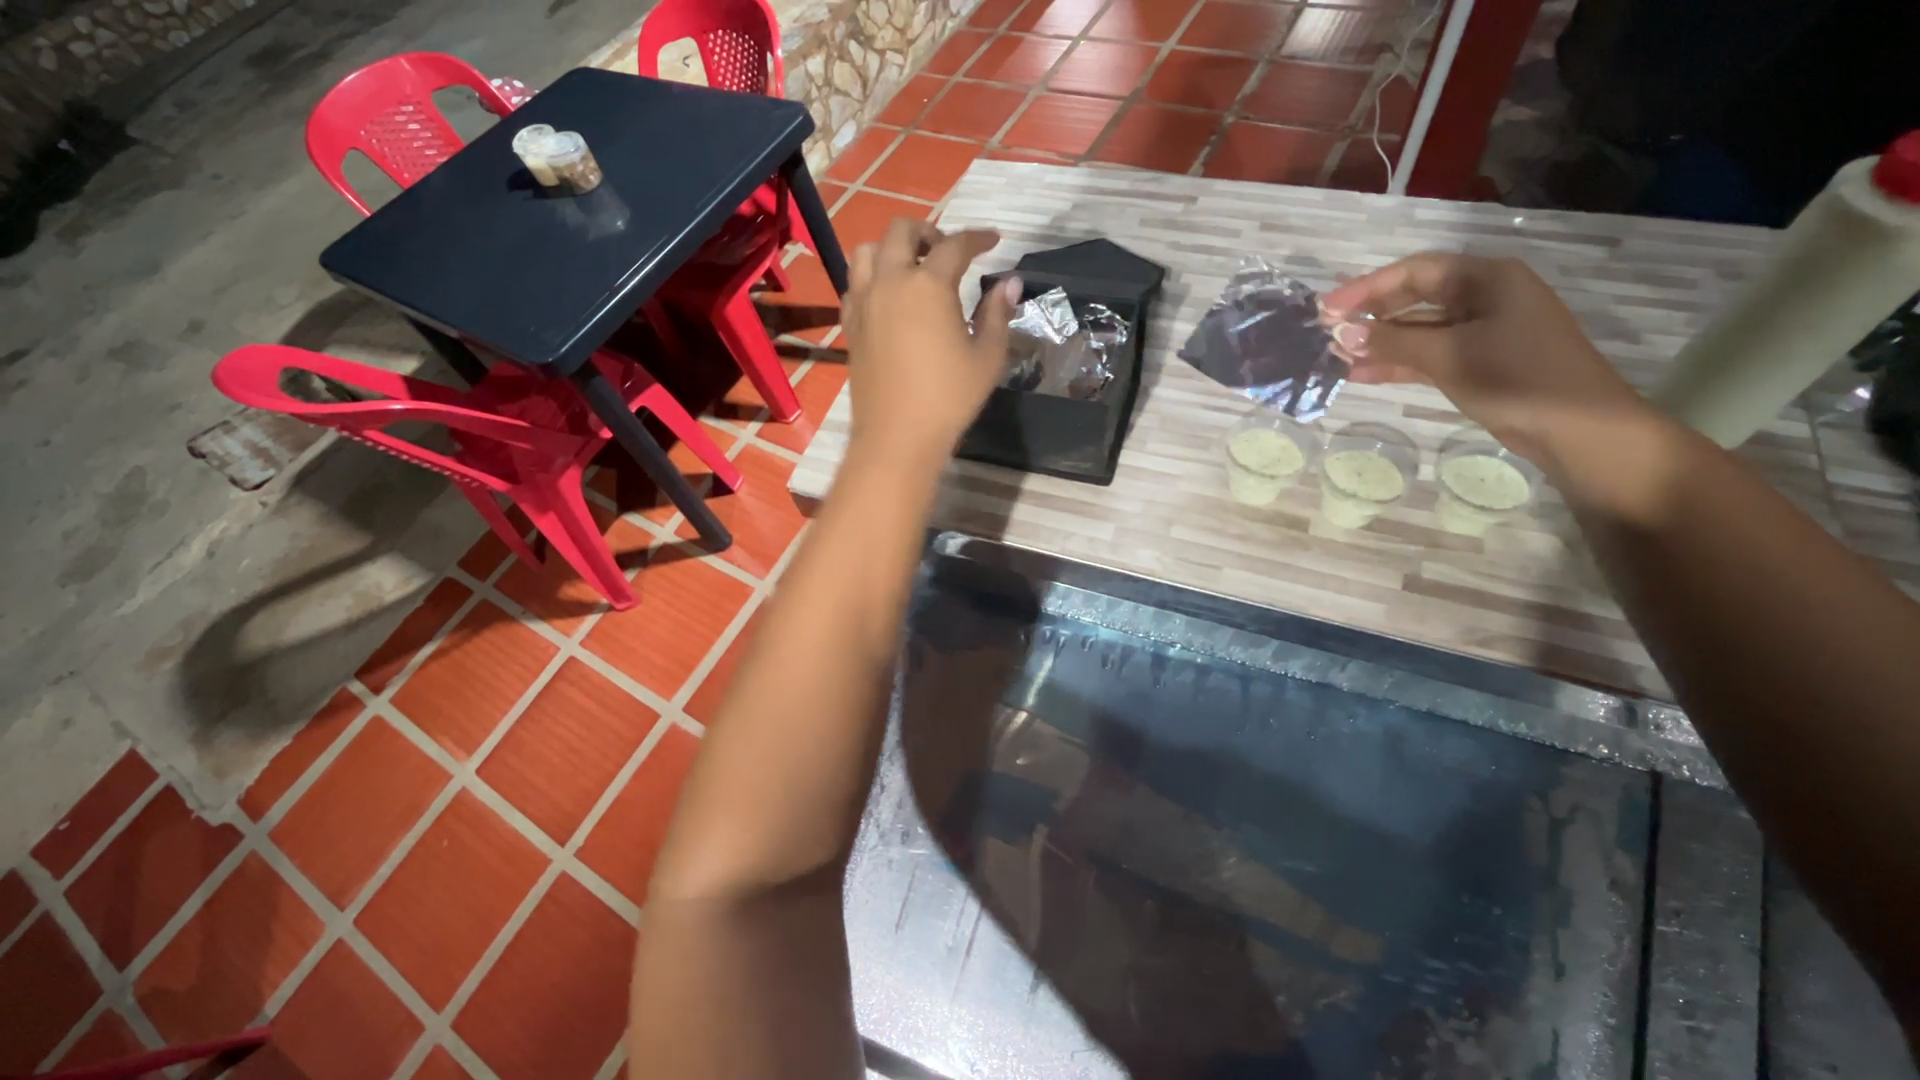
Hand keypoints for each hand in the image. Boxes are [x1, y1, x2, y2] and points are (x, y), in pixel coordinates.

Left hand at [840, 219, 1020, 468]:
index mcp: (929, 285)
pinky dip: (871, 277)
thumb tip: (1009, 284)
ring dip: (891, 249)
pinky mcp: (850, 324)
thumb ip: (998, 314)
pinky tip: (889, 297)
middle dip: (928, 231)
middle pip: (901, 231)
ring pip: (867, 251)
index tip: (993, 240)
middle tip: (947, 250)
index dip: (977, 238)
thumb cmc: (950, 398)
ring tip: (912, 268)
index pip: (955, 245)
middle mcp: (890, 282)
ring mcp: (864, 302)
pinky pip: (854, 283)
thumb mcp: (987, 357)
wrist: (898, 436)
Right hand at [1320, 253, 1655, 468]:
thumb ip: (1393, 343)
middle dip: (1371, 316)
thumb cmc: (1518, 378)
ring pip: (1420, 329)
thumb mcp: (1450, 356)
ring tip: (1336, 359)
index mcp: (1487, 278)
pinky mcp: (1481, 362)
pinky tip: (1363, 375)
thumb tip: (1341, 334)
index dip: (1366, 288)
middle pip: (1415, 297)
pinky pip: (1431, 354)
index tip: (1326, 309)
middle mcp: (1485, 296)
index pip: (1414, 271)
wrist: (1579, 429)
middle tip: (1327, 333)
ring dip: (1381, 344)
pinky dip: (1400, 363)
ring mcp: (1483, 331)